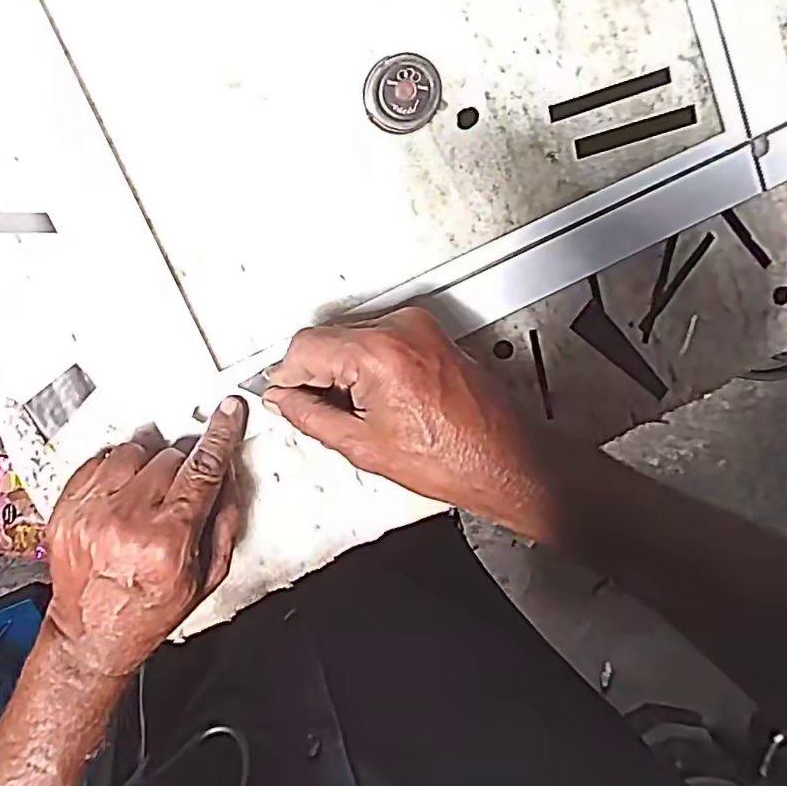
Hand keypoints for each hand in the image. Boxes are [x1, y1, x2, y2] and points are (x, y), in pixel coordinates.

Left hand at [41, 396, 246, 678]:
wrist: (91, 636)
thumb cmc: (149, 610)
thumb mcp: (205, 577)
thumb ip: (224, 519)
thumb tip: (227, 473)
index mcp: (167, 542)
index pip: (202, 470)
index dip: (221, 435)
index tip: (229, 411)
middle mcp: (126, 522)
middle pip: (170, 457)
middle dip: (181, 471)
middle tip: (176, 498)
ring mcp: (92, 512)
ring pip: (135, 451)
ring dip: (147, 468)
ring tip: (144, 499)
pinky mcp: (67, 507)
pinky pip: (101, 459)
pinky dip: (116, 472)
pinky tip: (120, 499)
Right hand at [261, 307, 540, 529]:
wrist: (506, 460)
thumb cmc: (453, 459)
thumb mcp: (363, 446)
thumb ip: (309, 416)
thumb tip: (283, 399)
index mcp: (379, 353)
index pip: (305, 347)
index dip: (285, 374)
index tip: (280, 390)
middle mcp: (399, 327)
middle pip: (326, 336)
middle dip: (312, 371)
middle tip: (311, 406)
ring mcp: (416, 325)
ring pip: (349, 334)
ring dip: (339, 366)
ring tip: (353, 407)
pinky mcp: (427, 330)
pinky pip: (375, 335)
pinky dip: (363, 360)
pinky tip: (373, 394)